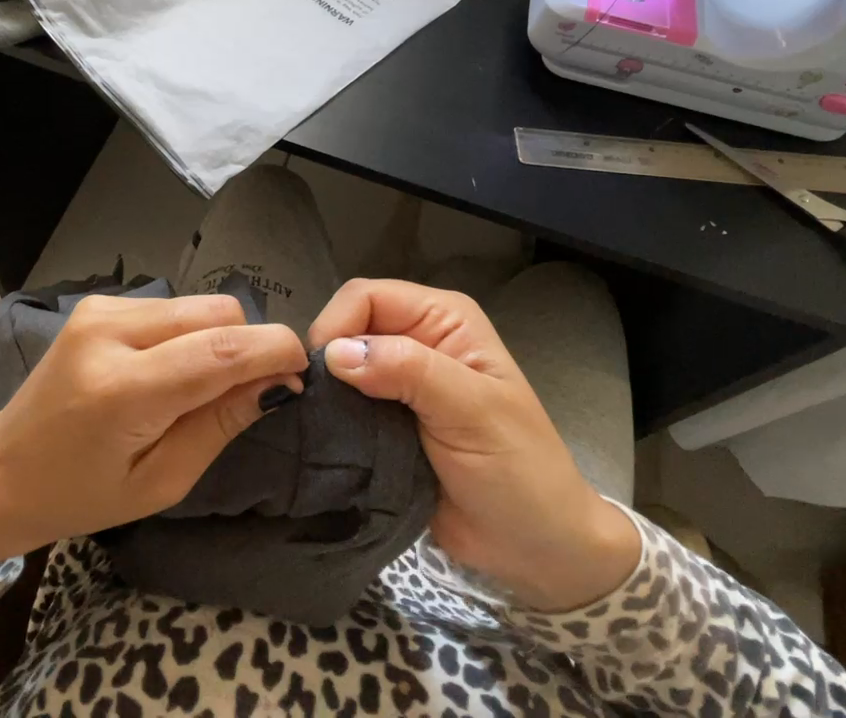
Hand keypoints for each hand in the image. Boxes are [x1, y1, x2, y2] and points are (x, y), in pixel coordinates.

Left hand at [0, 293, 306, 568]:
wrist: (3, 471)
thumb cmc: (82, 494)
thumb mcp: (163, 480)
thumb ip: (222, 423)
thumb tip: (281, 382)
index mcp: (123, 389)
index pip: (222, 348)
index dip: (276, 350)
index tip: (301, 372)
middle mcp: (109, 331)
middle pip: (218, 312)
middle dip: (249, 345)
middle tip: (248, 390)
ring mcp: (99, 310)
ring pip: (198, 304)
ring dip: (218, 339)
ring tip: (198, 387)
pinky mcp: (97, 303)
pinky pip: (172, 307)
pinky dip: (189, 333)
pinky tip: (169, 370)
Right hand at [309, 279, 639, 611]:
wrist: (534, 547)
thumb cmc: (518, 471)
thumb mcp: (472, 411)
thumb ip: (409, 371)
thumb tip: (336, 352)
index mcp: (443, 320)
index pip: (366, 298)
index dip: (337, 327)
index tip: (320, 377)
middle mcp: (417, 341)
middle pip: (346, 327)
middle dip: (325, 360)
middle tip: (311, 405)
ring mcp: (399, 385)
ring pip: (338, 369)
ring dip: (325, 395)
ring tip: (312, 425)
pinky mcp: (384, 423)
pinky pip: (341, 408)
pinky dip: (329, 420)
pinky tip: (323, 440)